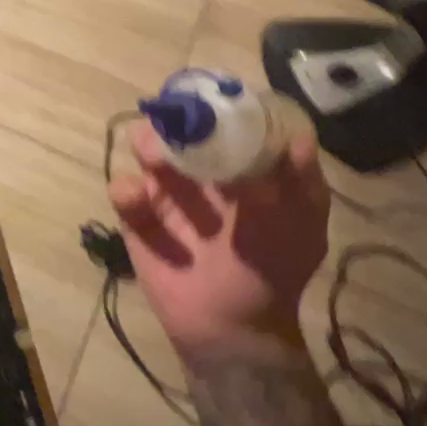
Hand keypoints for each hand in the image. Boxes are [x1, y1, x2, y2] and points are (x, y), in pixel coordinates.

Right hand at [110, 124, 327, 356]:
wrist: (235, 328)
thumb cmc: (273, 271)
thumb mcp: (302, 227)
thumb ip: (302, 184)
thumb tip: (300, 138)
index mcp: (238, 167)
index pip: (223, 124)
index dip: (217, 107)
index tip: (213, 97)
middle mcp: (199, 173)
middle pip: (179, 129)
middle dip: (175, 121)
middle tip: (178, 124)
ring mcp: (165, 194)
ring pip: (146, 152)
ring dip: (148, 146)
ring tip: (157, 159)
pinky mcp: (136, 219)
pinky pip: (123, 192)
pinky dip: (127, 190)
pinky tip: (141, 200)